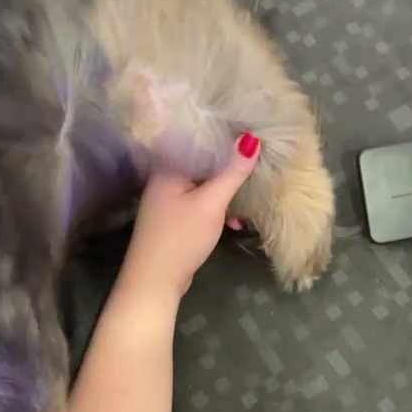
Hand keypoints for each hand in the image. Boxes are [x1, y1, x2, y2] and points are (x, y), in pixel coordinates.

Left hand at [118, 133, 260, 303]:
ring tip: (247, 203)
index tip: (248, 132)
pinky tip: (234, 222)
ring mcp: (168, 200)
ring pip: (203, 185)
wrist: (155, 280)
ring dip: (226, 193)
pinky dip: (217, 210)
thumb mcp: (211, 203)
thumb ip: (232, 172)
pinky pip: (200, 204)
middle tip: (256, 165)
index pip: (197, 139)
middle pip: (202, 163)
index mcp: (168, 167)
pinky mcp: (174, 219)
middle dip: (229, 168)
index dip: (223, 135)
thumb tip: (252, 139)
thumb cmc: (181, 236)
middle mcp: (165, 178)